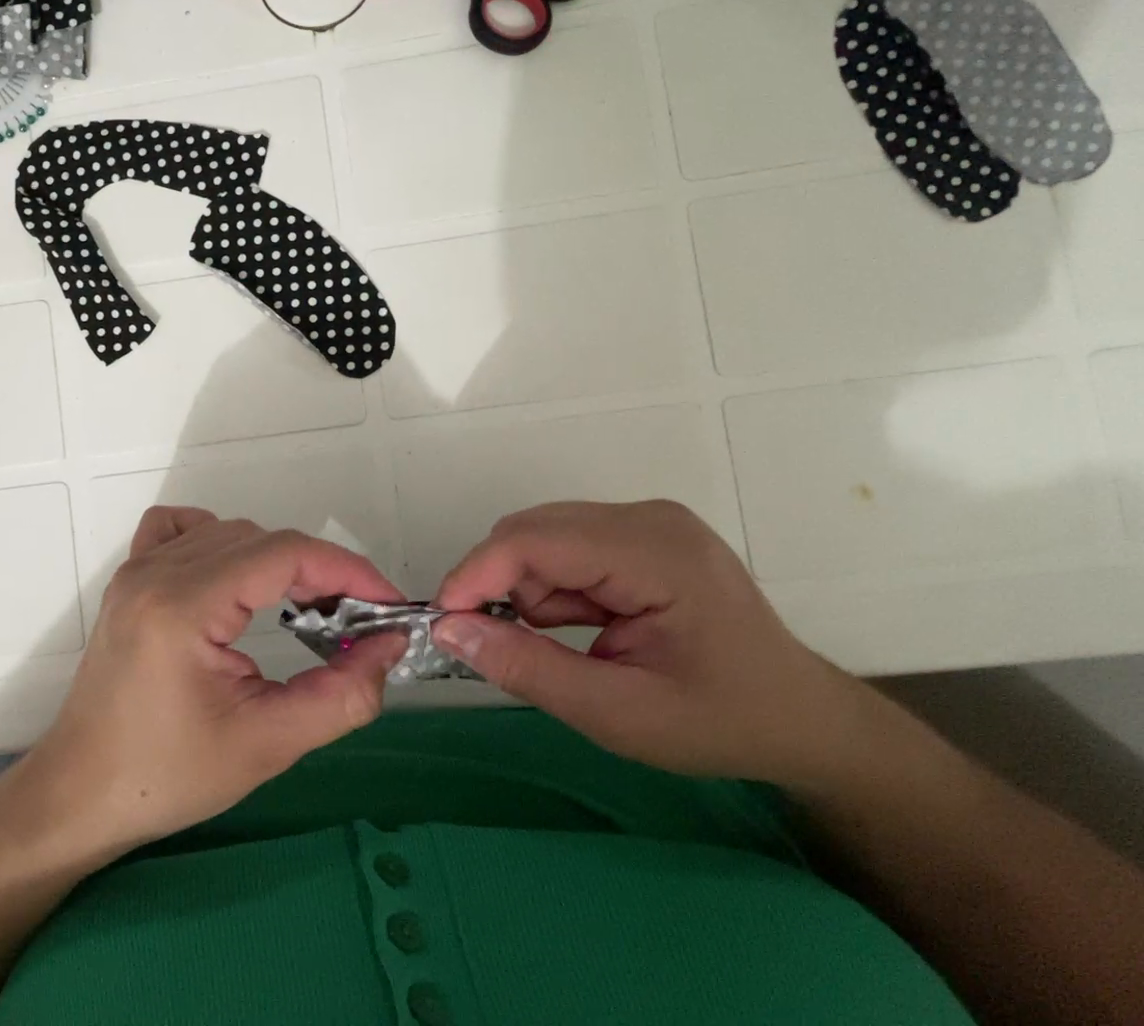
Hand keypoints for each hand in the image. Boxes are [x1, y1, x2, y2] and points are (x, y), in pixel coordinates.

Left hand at [16, 507, 409, 856]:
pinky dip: (219, 543)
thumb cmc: (167, 776)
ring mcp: (135, 573)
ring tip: (308, 609)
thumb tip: (389, 645)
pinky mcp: (128, 585)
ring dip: (275, 560)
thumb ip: (341, 695)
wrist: (82, 794)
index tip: (386, 605)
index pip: (283, 553)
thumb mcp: (267, 744)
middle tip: (354, 623)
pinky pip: (177, 532)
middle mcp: (154, 573)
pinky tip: (235, 583)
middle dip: (318, 571)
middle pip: (259, 539)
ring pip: (224, 532)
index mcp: (183, 606)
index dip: (346, 570)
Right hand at [431, 500, 874, 790]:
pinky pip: (566, 550)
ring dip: (528, 593)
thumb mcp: (615, 712)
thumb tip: (447, 631)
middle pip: (531, 531)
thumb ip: (526, 668)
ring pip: (542, 539)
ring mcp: (648, 524)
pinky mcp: (642, 538)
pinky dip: (552, 592)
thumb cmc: (718, 722)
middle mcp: (649, 520)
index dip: (475, 575)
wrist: (801, 722)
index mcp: (656, 555)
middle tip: (501, 648)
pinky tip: (582, 630)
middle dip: (500, 587)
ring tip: (566, 649)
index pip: (533, 539)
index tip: (442, 624)